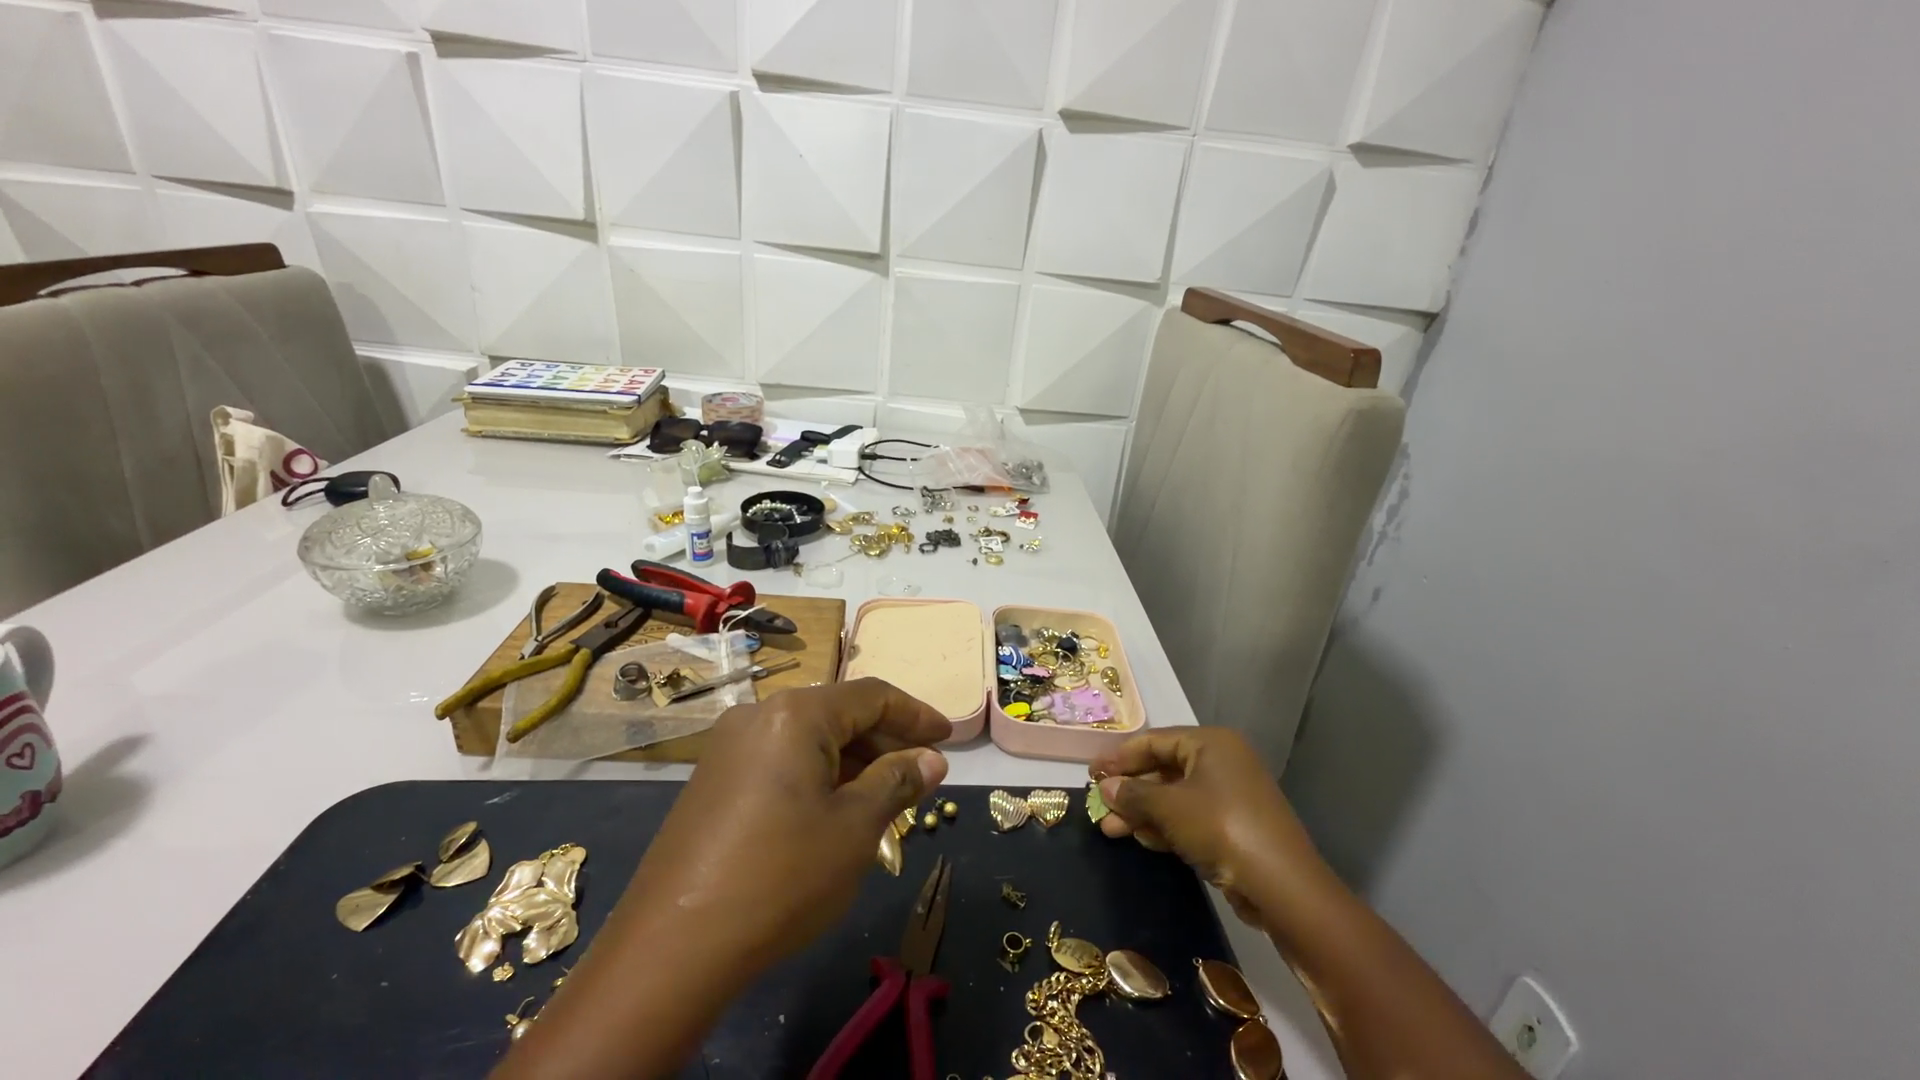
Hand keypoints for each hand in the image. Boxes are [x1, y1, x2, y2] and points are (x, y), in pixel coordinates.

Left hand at [626, 678, 951, 969]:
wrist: (676, 943)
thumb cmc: (783, 875)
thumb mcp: (855, 828)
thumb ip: (897, 782)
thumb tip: (931, 759)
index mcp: (795, 714)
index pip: (871, 696)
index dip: (916, 715)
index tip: (949, 738)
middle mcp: (757, 717)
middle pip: (837, 714)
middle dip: (885, 742)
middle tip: (923, 776)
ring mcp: (727, 750)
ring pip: (808, 742)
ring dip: (853, 764)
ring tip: (887, 801)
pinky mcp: (712, 784)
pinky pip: (780, 764)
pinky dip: (818, 779)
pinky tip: (837, 815)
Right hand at [1091, 728, 1315, 923]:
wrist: (1280, 883)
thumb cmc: (1220, 827)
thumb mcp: (1169, 807)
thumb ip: (1133, 794)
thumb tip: (1105, 787)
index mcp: (1211, 743)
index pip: (1155, 740)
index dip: (1120, 757)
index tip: (1090, 774)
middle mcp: (1221, 762)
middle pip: (1163, 769)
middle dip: (1129, 790)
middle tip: (1097, 805)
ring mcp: (1229, 795)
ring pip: (1174, 797)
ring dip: (1141, 812)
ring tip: (1108, 830)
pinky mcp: (1232, 826)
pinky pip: (1189, 818)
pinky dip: (1164, 826)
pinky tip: (1140, 840)